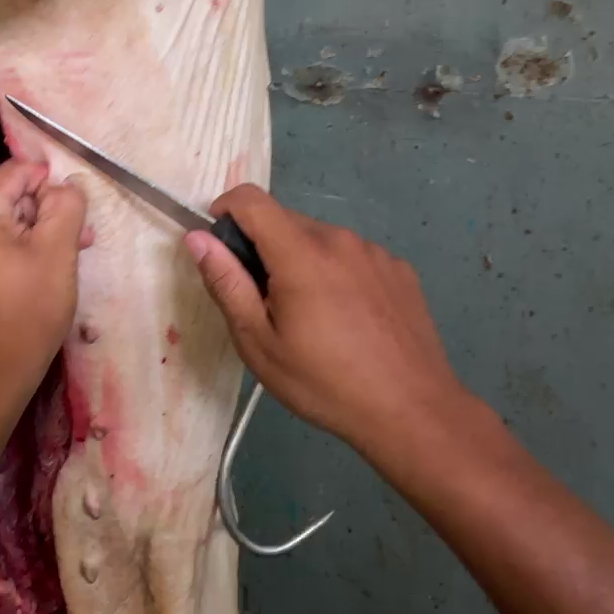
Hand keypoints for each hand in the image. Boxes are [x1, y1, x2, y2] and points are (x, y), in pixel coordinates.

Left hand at [0, 159, 91, 404]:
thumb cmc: (26, 313)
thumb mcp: (57, 253)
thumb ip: (66, 206)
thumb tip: (67, 182)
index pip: (18, 172)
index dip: (51, 189)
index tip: (74, 220)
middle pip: (8, 196)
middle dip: (45, 213)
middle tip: (80, 242)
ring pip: (1, 221)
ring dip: (34, 233)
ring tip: (66, 260)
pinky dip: (13, 250)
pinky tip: (38, 272)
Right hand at [185, 185, 467, 452]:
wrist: (415, 414)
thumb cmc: (325, 383)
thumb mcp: (258, 342)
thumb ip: (226, 283)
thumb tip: (198, 238)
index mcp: (301, 254)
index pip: (252, 199)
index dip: (226, 209)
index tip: (221, 244)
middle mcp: (339, 240)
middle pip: (284, 220)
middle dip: (262, 247)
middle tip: (265, 301)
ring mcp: (374, 252)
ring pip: (318, 238)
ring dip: (300, 260)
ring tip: (310, 316)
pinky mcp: (398, 269)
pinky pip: (351, 255)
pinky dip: (335, 272)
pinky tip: (348, 319)